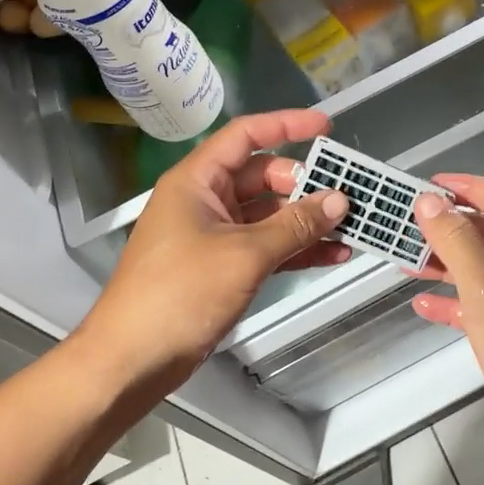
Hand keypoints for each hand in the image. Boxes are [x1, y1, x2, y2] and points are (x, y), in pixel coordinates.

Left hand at [77, 110, 350, 390]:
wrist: (132, 359)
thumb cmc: (180, 293)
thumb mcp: (244, 254)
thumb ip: (294, 225)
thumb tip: (339, 201)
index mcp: (197, 181)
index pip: (245, 136)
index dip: (286, 125)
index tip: (326, 127)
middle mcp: (205, 200)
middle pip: (263, 177)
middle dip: (305, 185)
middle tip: (346, 197)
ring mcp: (214, 236)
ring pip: (268, 216)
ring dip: (306, 222)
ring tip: (350, 228)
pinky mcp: (222, 268)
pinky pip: (266, 247)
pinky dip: (295, 250)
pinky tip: (332, 256)